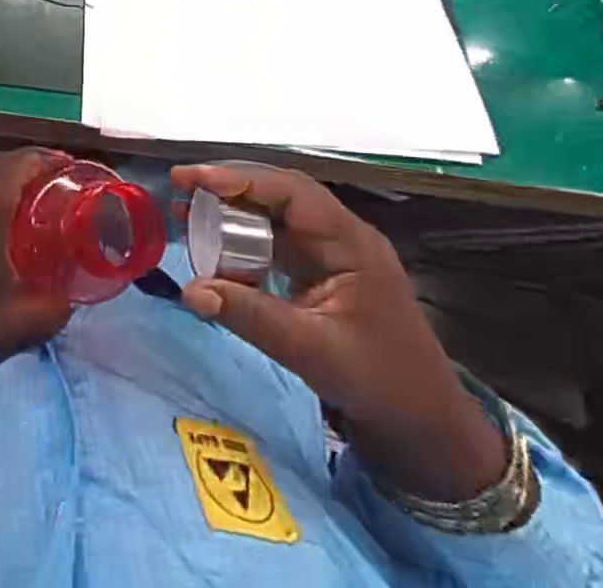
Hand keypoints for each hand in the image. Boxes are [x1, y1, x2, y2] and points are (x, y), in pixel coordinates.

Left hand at [0, 148, 71, 375]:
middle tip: (65, 173)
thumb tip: (79, 289)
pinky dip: (2, 185)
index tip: (72, 166)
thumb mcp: (27, 320)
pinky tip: (20, 207)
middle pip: (0, 164)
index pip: (13, 168)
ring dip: (16, 171)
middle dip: (33, 160)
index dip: (43, 159)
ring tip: (47, 185)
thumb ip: (60, 304)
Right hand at [174, 162, 504, 499]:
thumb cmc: (379, 380)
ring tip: (185, 210)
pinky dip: (238, 235)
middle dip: (228, 186)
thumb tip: (190, 291)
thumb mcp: (310, 349)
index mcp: (350, 243)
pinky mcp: (317, 270)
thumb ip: (249, 316)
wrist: (422, 422)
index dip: (240, 179)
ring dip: (230, 208)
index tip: (193, 180)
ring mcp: (329, 253)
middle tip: (179, 186)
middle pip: (279, 193)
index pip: (292, 192)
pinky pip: (272, 239)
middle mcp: (339, 237)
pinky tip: (211, 242)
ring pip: (273, 214)